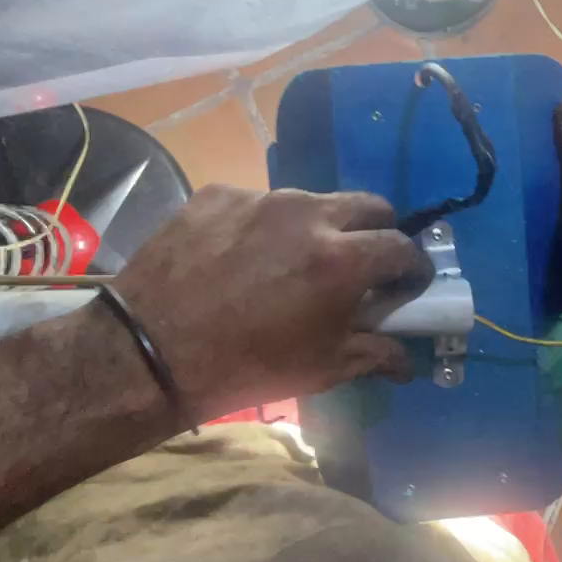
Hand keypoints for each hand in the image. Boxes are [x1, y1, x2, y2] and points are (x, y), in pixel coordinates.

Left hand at [110, 186, 423, 421]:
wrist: (149, 352)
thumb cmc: (247, 367)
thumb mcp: (321, 368)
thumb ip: (375, 354)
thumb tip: (408, 363)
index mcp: (341, 258)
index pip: (402, 247)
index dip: (413, 267)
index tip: (408, 283)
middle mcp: (309, 214)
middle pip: (369, 206)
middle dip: (378, 232)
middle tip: (363, 263)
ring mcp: (260, 198)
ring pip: (313, 202)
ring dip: (321, 227)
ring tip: (296, 260)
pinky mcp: (218, 194)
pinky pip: (259, 204)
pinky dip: (266, 227)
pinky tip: (244, 257)